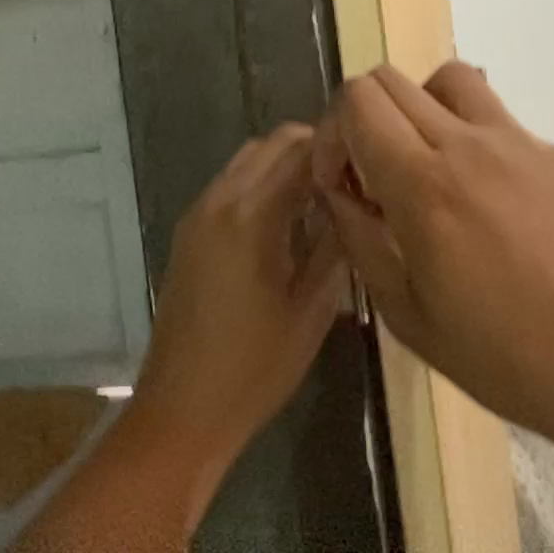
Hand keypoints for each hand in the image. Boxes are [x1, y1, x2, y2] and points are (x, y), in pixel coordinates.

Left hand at [127, 124, 347, 471]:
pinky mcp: (189, 232)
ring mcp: (198, 214)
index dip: (340, 147)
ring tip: (325, 198)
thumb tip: (357, 202)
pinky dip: (263, 183)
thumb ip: (336, 244)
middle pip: (272, 143)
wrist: (181, 410)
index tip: (373, 162)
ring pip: (249, 159)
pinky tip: (289, 220)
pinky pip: (232, 184)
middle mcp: (219, 200)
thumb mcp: (312, 308)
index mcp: (251, 216)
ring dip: (287, 164)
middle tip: (353, 180)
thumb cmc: (255, 368)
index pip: (301, 150)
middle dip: (315, 150)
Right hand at [312, 62, 553, 455]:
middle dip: (366, 119)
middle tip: (377, 177)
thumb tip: (338, 193)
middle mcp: (470, 144)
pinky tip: (499, 210)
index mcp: (424, 185)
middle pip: (392, 79)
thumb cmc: (506, 360)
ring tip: (432, 167)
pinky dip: (478, 144)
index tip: (341, 182)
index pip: (357, 100)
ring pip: (452, 80)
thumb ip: (361, 240)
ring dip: (423, 110)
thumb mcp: (408, 317)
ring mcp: (523, 143)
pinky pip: (503, 123)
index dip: (333, 132)